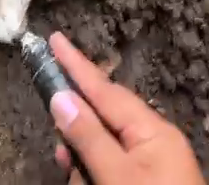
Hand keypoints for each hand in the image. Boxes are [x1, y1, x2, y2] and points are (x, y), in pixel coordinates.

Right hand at [48, 33, 204, 184]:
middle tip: (60, 144)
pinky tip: (84, 184)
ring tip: (76, 178)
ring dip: (84, 164)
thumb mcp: (117, 178)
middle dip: (78, 131)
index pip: (106, 89)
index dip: (76, 64)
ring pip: (103, 150)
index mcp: (154, 131)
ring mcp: (153, 169)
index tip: (53, 38)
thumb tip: (60, 96)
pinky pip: (112, 171)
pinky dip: (95, 177)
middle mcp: (155, 144)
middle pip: (103, 119)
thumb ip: (88, 137)